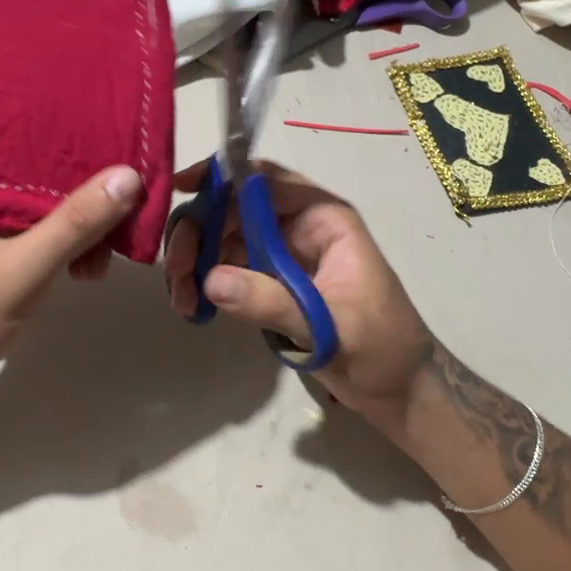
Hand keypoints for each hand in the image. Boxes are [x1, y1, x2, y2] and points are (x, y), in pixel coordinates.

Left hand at [0, 165, 142, 381]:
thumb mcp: (23, 269)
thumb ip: (74, 225)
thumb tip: (128, 174)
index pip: (34, 146)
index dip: (81, 149)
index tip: (127, 154)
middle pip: (48, 179)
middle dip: (89, 199)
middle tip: (126, 223)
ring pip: (51, 211)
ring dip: (83, 233)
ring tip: (99, 266)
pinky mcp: (0, 250)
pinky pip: (45, 236)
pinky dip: (69, 250)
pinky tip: (86, 272)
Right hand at [163, 160, 433, 425]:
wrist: (396, 393)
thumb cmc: (380, 349)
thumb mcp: (329, 326)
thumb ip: (271, 302)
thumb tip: (210, 280)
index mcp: (323, 219)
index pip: (266, 181)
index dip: (222, 177)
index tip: (182, 189)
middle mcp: (296, 228)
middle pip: (231, 209)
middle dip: (197, 232)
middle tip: (174, 270)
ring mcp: (278, 256)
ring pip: (220, 238)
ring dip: (192, 261)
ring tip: (181, 301)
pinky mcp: (266, 283)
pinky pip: (222, 269)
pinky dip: (201, 283)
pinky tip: (191, 308)